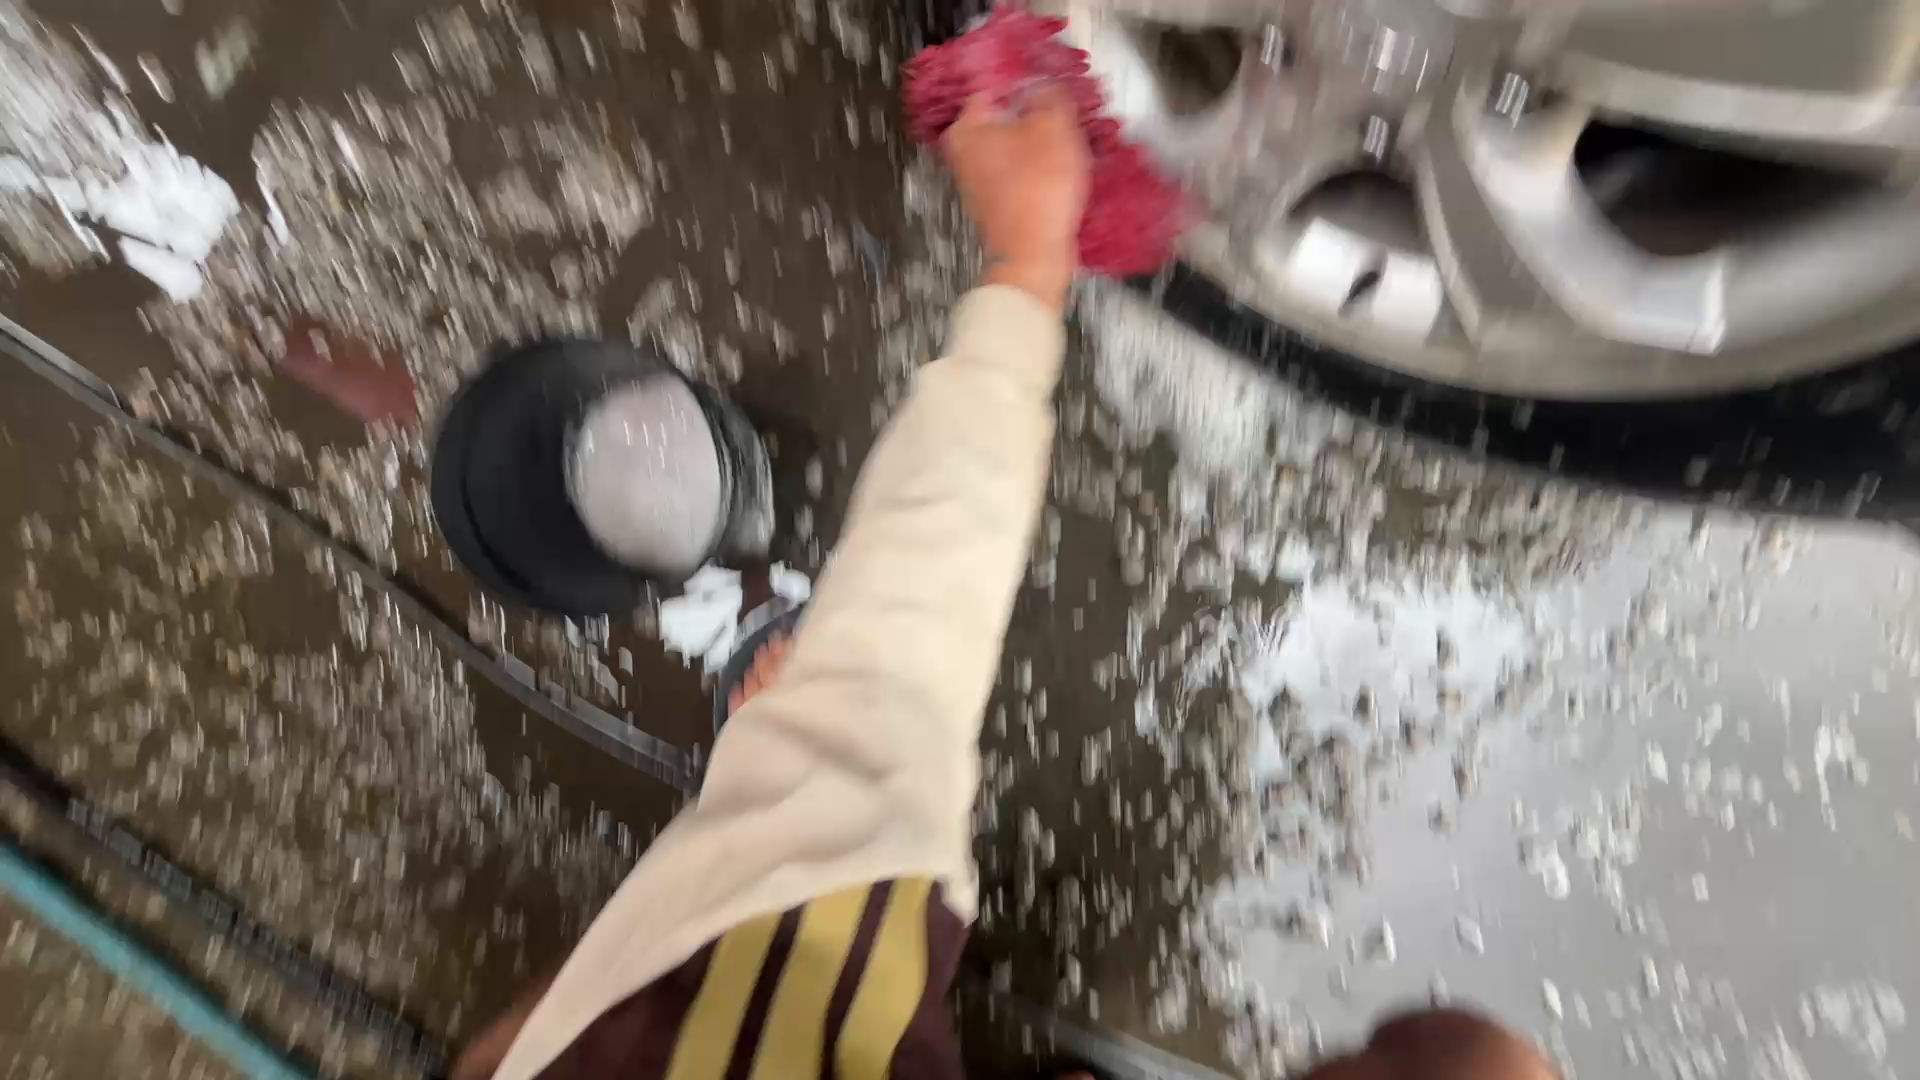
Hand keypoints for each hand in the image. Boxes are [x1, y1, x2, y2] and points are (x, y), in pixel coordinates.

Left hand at [942, 84, 1089, 312]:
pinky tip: (1065, 177)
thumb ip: (1049, 93)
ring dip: (1048, 146)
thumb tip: (1046, 86)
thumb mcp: (1052, 125)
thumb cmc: (1036, 194)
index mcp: (966, 130)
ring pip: (1022, 149)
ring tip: (1072, 149)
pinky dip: (1045, 174)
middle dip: (1042, 117)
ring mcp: (982, 187)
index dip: (1031, 81)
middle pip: (1010, 119)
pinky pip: (1028, 178)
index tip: (1055, 85)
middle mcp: (965, 158)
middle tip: (1069, 118)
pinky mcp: (1002, 208)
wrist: (1033, 259)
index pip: (998, 85)